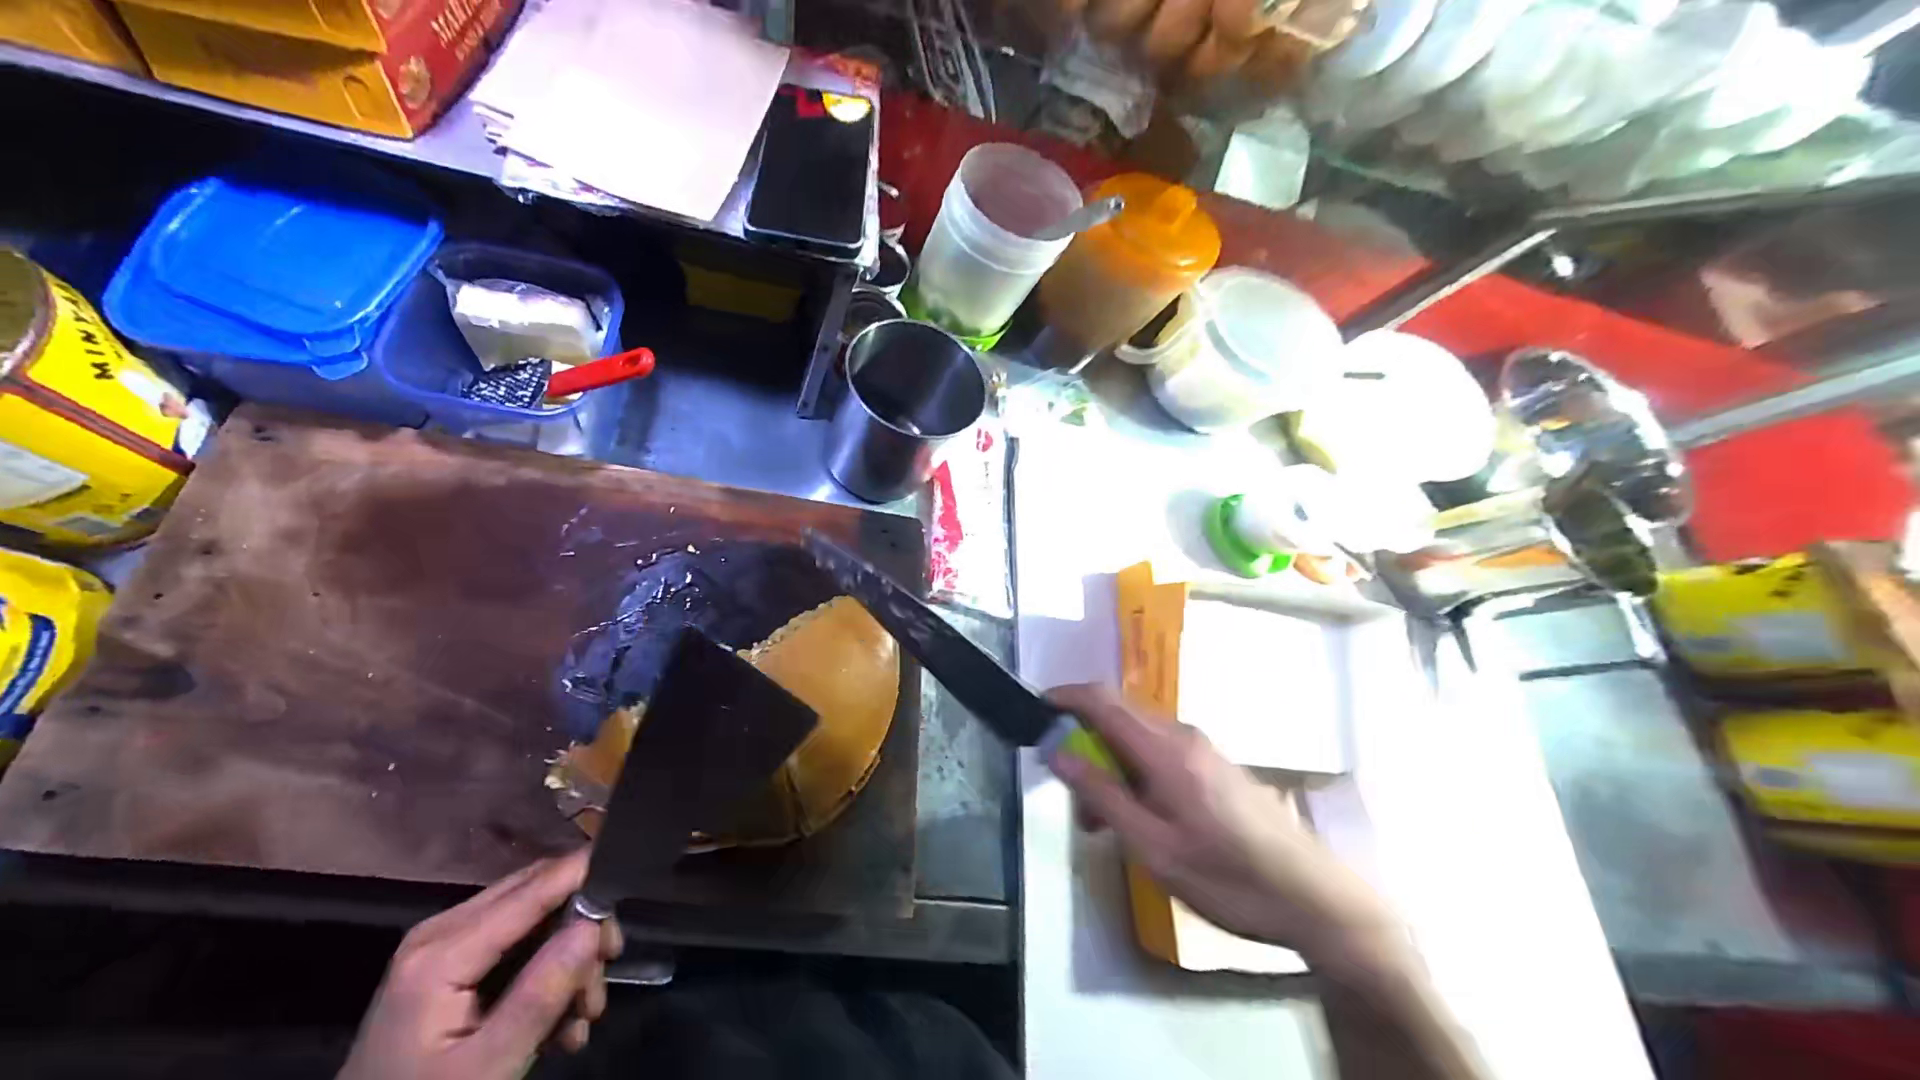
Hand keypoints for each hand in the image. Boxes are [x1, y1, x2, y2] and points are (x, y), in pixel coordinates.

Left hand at [338, 849, 623, 1079]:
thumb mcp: (485, 1069)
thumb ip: (539, 997)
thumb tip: (593, 926)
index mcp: (442, 952)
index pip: (532, 888)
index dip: (585, 876)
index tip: (632, 881)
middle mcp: (443, 931)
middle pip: (538, 894)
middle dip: (583, 929)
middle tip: (608, 972)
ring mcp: (444, 947)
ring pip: (535, 919)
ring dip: (570, 958)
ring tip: (585, 1014)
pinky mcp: (450, 966)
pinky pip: (517, 945)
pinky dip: (547, 972)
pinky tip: (562, 1021)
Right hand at [1047, 684, 1407, 978]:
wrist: (1316, 900)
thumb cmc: (1229, 878)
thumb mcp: (1153, 847)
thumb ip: (1102, 795)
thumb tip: (1057, 751)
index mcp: (1165, 749)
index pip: (1103, 700)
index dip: (1065, 697)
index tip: (1036, 708)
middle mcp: (1184, 737)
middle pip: (1118, 717)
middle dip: (1085, 745)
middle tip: (1073, 799)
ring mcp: (1204, 751)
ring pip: (1139, 739)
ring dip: (1110, 767)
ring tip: (1104, 824)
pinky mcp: (1216, 768)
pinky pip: (1161, 755)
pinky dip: (1135, 775)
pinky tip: (1141, 820)